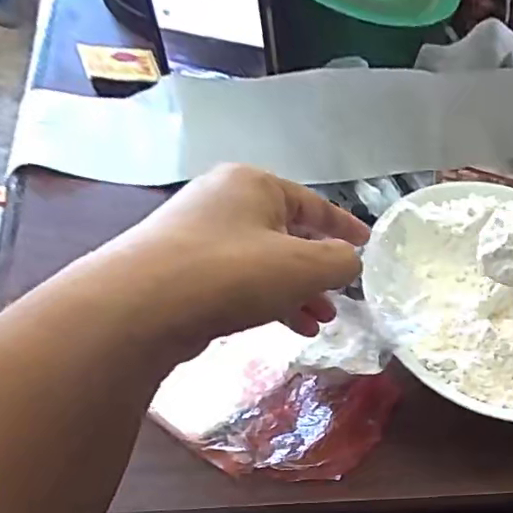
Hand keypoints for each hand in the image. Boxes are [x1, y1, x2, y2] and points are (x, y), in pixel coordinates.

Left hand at [71, 164, 371, 354]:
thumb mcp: (304, 266)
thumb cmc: (234, 274)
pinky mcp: (187, 269)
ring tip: (319, 323)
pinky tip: (288, 327)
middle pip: (289, 235)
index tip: (367, 247)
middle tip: (340, 300)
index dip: (345, 227)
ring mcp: (202, 235)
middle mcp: (226, 201)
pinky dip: (270, 301)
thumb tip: (350, 262)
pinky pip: (243, 281)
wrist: (145, 305)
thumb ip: (339, 261)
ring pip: (267, 263)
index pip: (314, 203)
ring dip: (298, 293)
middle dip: (319, 272)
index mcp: (255, 185)